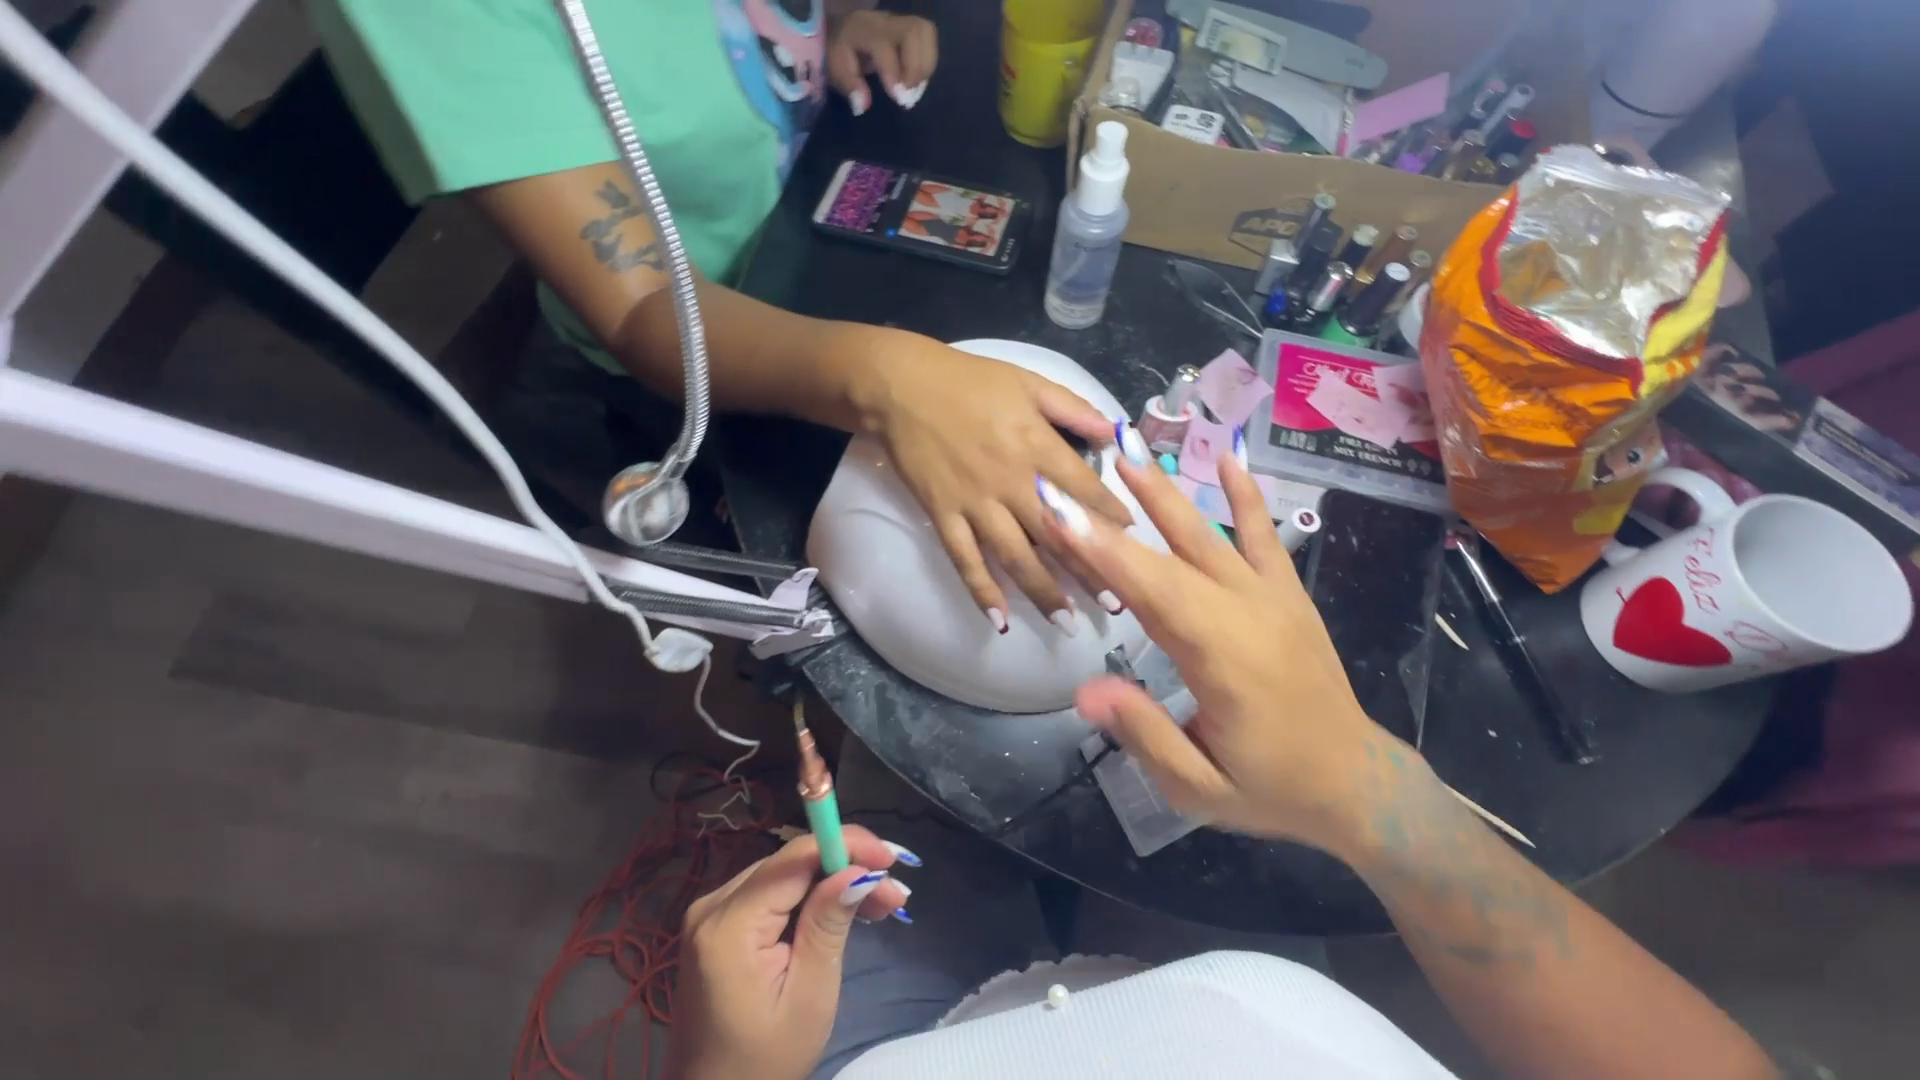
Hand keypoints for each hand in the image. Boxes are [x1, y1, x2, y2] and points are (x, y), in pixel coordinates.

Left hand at [666, 827, 913, 1079]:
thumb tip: (859, 869)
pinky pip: (770, 894)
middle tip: (894, 892)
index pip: (793, 859)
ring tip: (881, 902)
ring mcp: (711, 914)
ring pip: (784, 876)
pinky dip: (808, 898)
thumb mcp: (809, 996)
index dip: (844, 845)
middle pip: (790, 864)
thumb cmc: (765, 1061)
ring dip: (832, 881)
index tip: (891, 857)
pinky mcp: (716, 926)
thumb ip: (829, 924)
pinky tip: (844, 908)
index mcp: (729, 925)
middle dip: (846, 867)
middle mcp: (712, 906)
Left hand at [826, 10, 938, 114]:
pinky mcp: (913, 28)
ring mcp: (902, 21)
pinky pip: (930, 40)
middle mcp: (886, 20)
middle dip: (917, 67)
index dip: (894, 71)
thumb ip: (849, 85)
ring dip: (926, 65)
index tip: (898, 98)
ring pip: (927, 32)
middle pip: (914, 30)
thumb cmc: (843, 52)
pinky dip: (928, 64)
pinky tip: (918, 81)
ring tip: (915, 88)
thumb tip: (863, 104)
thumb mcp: (837, 69)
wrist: (846, 28)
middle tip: (909, 93)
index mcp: (864, 28)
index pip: (884, 44)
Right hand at [853, 331, 1133, 629]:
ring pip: (1014, 556)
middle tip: (1114, 605)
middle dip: (1088, 571)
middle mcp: (1010, 481)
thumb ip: (1074, 408)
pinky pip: (964, 559)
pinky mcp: (943, 516)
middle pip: (1057, 534)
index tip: (1135, 543)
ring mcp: (975, 503)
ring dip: (1042, 592)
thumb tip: (1115, 436)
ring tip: (1067, 623)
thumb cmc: (971, 381)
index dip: (1112, 518)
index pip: (1084, 490)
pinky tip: (999, 620)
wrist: (902, 387)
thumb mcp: (1030, 382)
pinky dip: (981, 590)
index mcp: (1036, 445)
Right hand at [1037, 437, 1397, 850]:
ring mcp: (1272, 599)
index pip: (1153, 592)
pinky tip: (1230, 461)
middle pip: (1171, 557)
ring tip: (1128, 455)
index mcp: (1222, 659)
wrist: (1355, 782)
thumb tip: (1085, 690)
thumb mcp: (1199, 787)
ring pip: (1210, 537)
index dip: (1103, 552)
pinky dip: (1246, 498)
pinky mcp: (1288, 595)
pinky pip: (1265, 538)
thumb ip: (1145, 734)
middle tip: (1064, 484)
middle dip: (1112, 520)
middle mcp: (1247, 614)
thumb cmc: (1269, 788)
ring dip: (1166, 496)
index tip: (1060, 513)